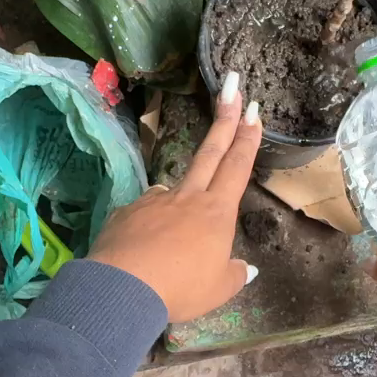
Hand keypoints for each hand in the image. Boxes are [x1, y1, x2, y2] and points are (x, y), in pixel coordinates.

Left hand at [88, 73, 261, 321]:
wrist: (123, 289)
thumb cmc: (181, 288)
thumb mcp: (218, 290)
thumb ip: (234, 276)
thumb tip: (244, 268)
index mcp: (216, 212)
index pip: (237, 167)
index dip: (247, 137)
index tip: (253, 109)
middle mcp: (186, 198)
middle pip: (210, 152)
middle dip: (225, 118)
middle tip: (233, 86)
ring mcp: (153, 201)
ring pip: (172, 192)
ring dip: (178, 209)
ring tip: (171, 250)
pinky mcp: (126, 212)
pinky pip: (144, 215)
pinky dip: (148, 230)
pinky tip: (143, 254)